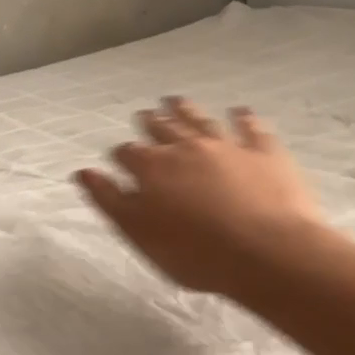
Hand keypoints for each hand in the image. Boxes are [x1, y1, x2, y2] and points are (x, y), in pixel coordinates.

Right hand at [75, 98, 332, 295]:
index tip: (119, 159)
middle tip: (145, 114)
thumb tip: (85, 172)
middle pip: (163, 129)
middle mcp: (185, 148)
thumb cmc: (195, 252)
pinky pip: (252, 129)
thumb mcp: (138, 232)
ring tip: (176, 100)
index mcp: (150, 167)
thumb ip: (109, 200)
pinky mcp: (266, 154)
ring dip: (187, 110)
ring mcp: (227, 147)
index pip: (127, 153)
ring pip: (201, 121)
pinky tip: (240, 112)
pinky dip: (243, 118)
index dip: (122, 155)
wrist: (269, 255)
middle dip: (151, 122)